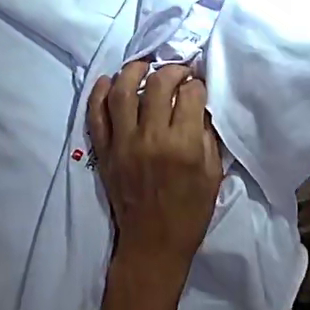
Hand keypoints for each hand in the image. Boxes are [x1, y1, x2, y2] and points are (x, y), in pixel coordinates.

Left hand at [87, 62, 223, 281]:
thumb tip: (199, 103)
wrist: (153, 244)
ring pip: (122, 91)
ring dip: (133, 71)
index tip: (197, 86)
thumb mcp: (213, 174)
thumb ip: (207, 135)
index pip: (190, 94)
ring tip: (143, 66)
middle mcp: (152, 138)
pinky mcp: (105, 151)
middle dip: (172, 70)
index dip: (196, 84)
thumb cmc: (190, 211)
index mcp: (184, 145)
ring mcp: (124, 143)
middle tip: (178, 72)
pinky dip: (99, 93)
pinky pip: (96, 114)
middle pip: (158, 84)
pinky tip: (108, 80)